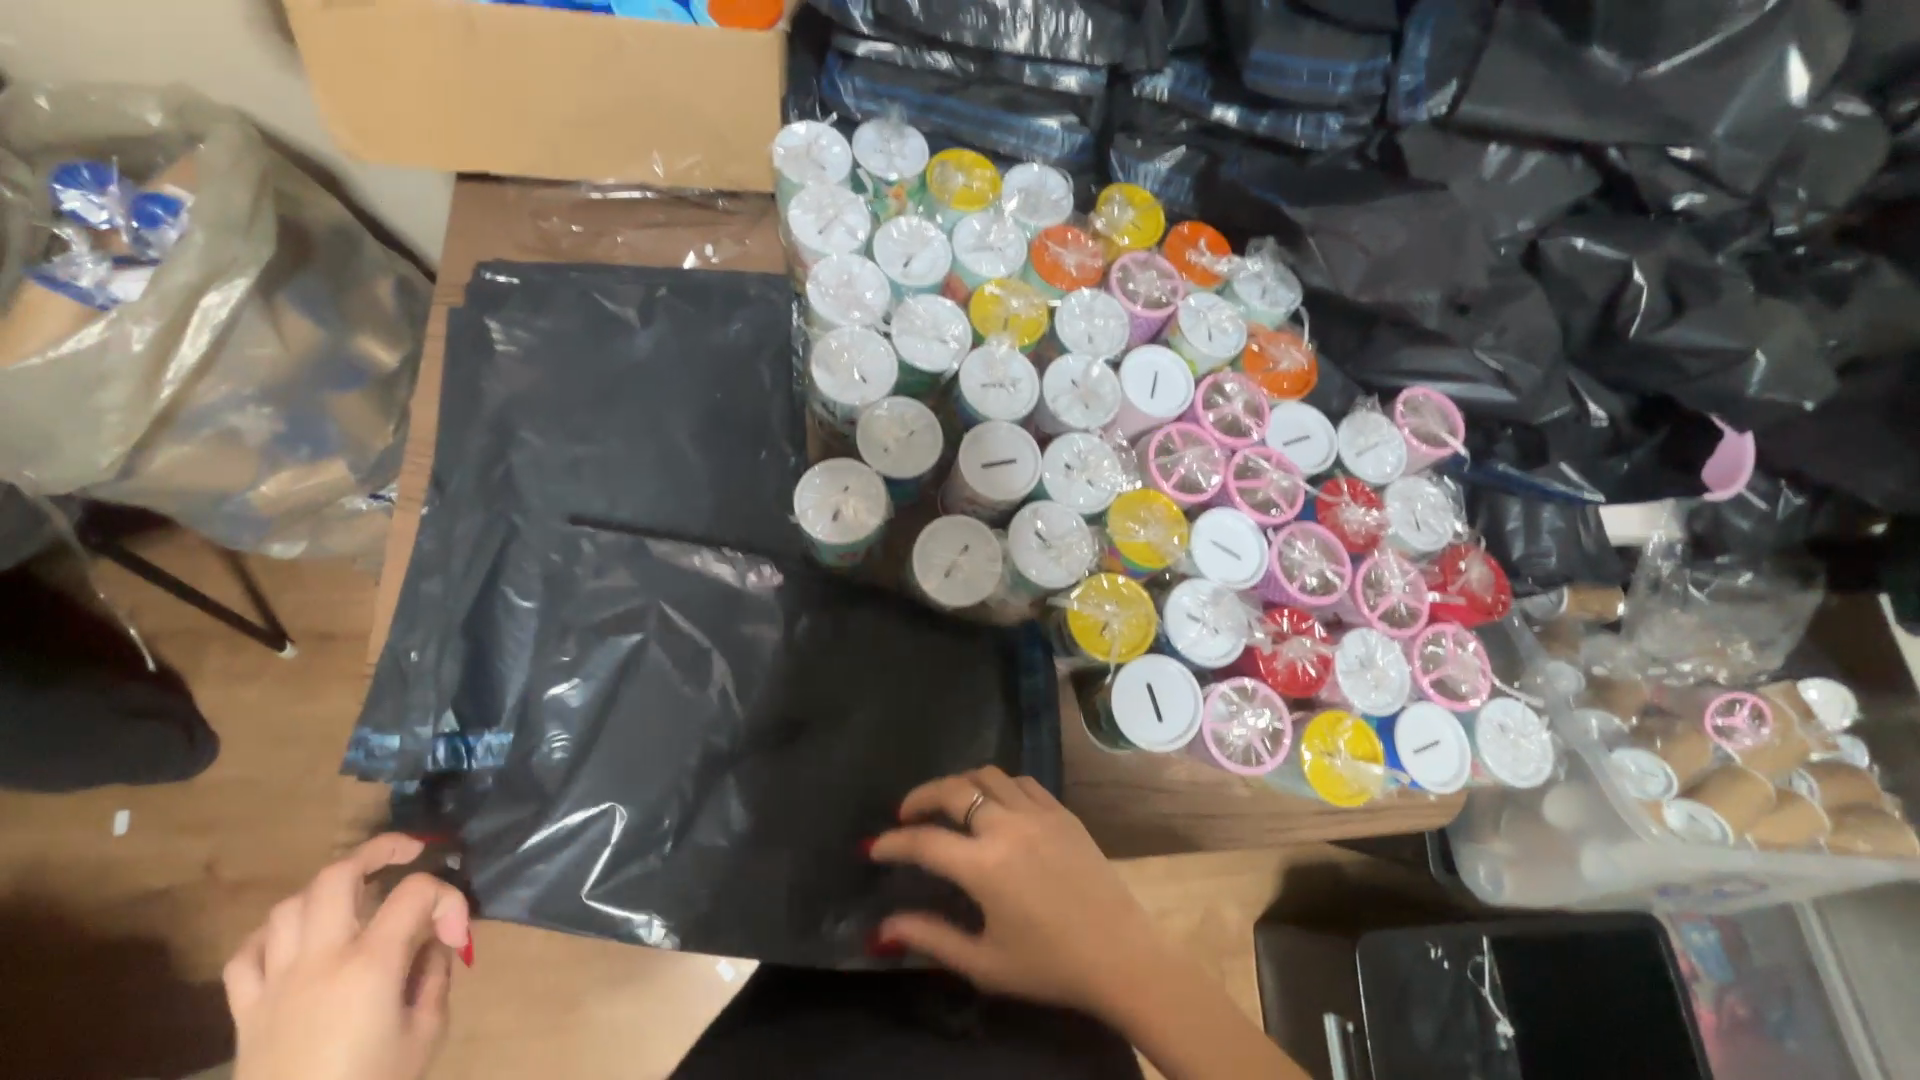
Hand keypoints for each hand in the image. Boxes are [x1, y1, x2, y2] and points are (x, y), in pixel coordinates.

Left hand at [224, 834, 471, 1079]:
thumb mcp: (425, 1035)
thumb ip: (434, 979)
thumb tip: (431, 946)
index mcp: (371, 964)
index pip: (416, 893)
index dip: (449, 898)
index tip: (458, 934)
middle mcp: (320, 958)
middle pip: (337, 876)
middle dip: (378, 850)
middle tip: (407, 851)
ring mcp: (275, 982)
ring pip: (289, 906)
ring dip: (325, 892)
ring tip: (353, 899)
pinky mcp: (245, 1010)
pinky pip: (245, 954)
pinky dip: (271, 936)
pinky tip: (295, 941)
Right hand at [868, 766, 1169, 1016]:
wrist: (1121, 955)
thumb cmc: (1049, 965)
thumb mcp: (983, 963)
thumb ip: (930, 939)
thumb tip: (884, 927)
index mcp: (984, 866)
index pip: (923, 841)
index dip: (892, 843)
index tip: (874, 848)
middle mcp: (1007, 826)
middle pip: (951, 789)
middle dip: (920, 796)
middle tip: (905, 814)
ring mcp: (1039, 813)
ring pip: (987, 776)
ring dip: (958, 784)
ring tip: (947, 805)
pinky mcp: (1063, 812)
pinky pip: (1022, 782)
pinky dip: (997, 785)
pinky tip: (994, 805)